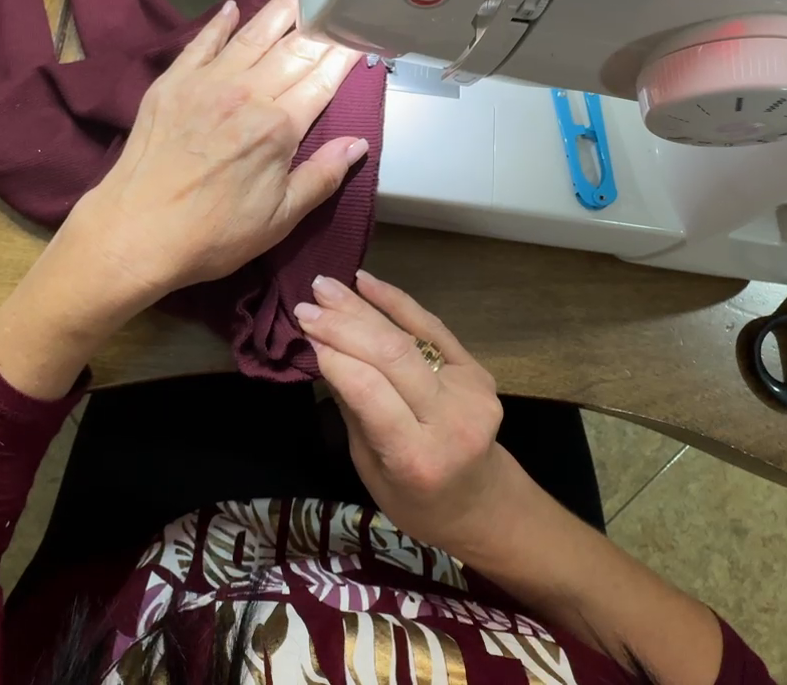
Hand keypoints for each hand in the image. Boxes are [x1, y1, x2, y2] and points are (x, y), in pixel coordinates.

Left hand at [62, 0, 367, 301]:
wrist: (135, 232)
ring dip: (279, 7)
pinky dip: (218, 24)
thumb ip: (321, 176)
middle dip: (320, 19)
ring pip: (252, 35)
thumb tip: (357, 144)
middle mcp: (247, 93)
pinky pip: (201, 43)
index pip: (323, 78)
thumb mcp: (280, 219)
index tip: (363, 29)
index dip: (346, 53)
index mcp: (279, 127)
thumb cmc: (213, 235)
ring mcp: (206, 83)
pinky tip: (233, 8)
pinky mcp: (171, 83)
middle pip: (293, 48)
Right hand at [296, 271, 519, 553]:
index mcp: (418, 458)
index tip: (303, 332)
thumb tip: (321, 348)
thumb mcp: (369, 466)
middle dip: (344, 325)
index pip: (370, 392)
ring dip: (363, 306)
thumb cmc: (414, 499)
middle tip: (306, 306)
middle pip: (392, 356)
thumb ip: (352, 406)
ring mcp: (472, 391)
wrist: (483, 503)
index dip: (335, 356)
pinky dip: (397, 302)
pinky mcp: (478, 370)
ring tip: (325, 286)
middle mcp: (450, 420)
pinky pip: (432, 328)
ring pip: (409, 336)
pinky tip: (365, 283)